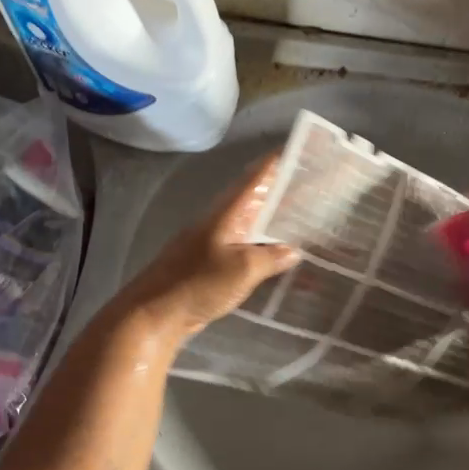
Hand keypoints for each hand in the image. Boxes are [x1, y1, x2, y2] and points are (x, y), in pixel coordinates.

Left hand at [115, 154, 300, 337]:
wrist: (154, 314)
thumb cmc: (198, 283)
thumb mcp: (243, 268)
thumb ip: (271, 257)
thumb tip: (293, 250)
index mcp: (226, 212)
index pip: (255, 178)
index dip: (276, 164)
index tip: (301, 154)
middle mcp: (219, 221)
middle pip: (254, 200)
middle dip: (282, 193)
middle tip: (314, 192)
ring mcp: (212, 243)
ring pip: (250, 225)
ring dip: (274, 222)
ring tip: (304, 223)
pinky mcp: (209, 265)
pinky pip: (243, 248)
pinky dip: (263, 248)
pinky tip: (278, 258)